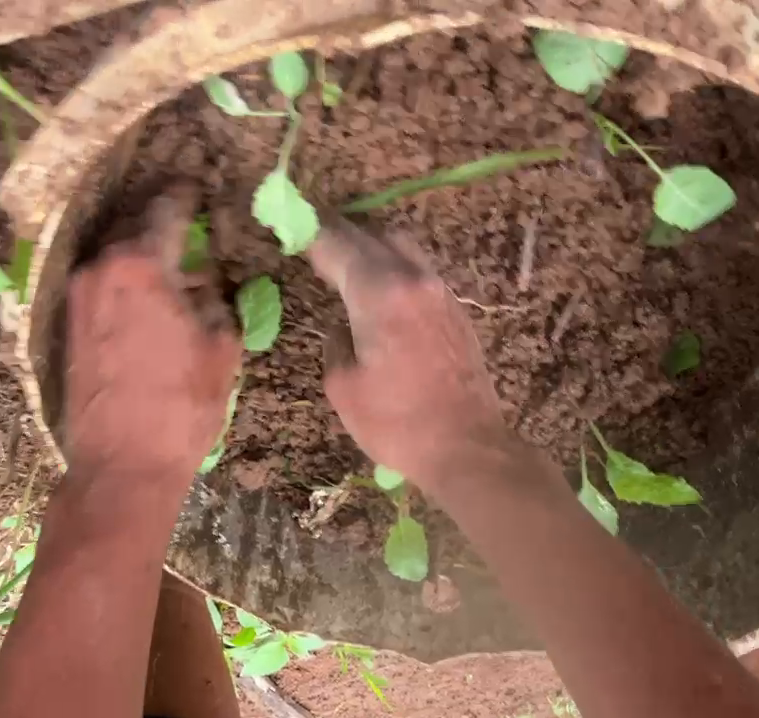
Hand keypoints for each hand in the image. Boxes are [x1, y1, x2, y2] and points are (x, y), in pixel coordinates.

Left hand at [62, 189, 240, 482]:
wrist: (123, 463)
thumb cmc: (182, 407)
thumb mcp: (221, 352)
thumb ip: (219, 304)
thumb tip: (210, 286)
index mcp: (141, 265)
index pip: (166, 209)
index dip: (185, 195)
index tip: (197, 188)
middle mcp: (100, 270)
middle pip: (131, 226)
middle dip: (159, 222)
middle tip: (186, 224)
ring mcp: (77, 299)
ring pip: (111, 257)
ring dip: (140, 255)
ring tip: (170, 266)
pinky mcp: (68, 327)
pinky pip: (99, 286)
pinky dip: (122, 282)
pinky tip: (145, 300)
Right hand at [306, 220, 511, 490]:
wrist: (466, 447)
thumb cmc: (397, 424)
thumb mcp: (343, 388)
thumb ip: (336, 344)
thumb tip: (343, 326)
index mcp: (380, 294)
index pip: (337, 246)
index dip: (310, 235)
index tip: (291, 230)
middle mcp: (415, 280)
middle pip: (372, 237)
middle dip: (340, 235)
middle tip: (314, 242)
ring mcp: (442, 294)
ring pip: (402, 249)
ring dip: (371, 248)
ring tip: (347, 264)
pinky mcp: (457, 313)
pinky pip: (420, 273)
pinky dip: (395, 270)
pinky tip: (382, 292)